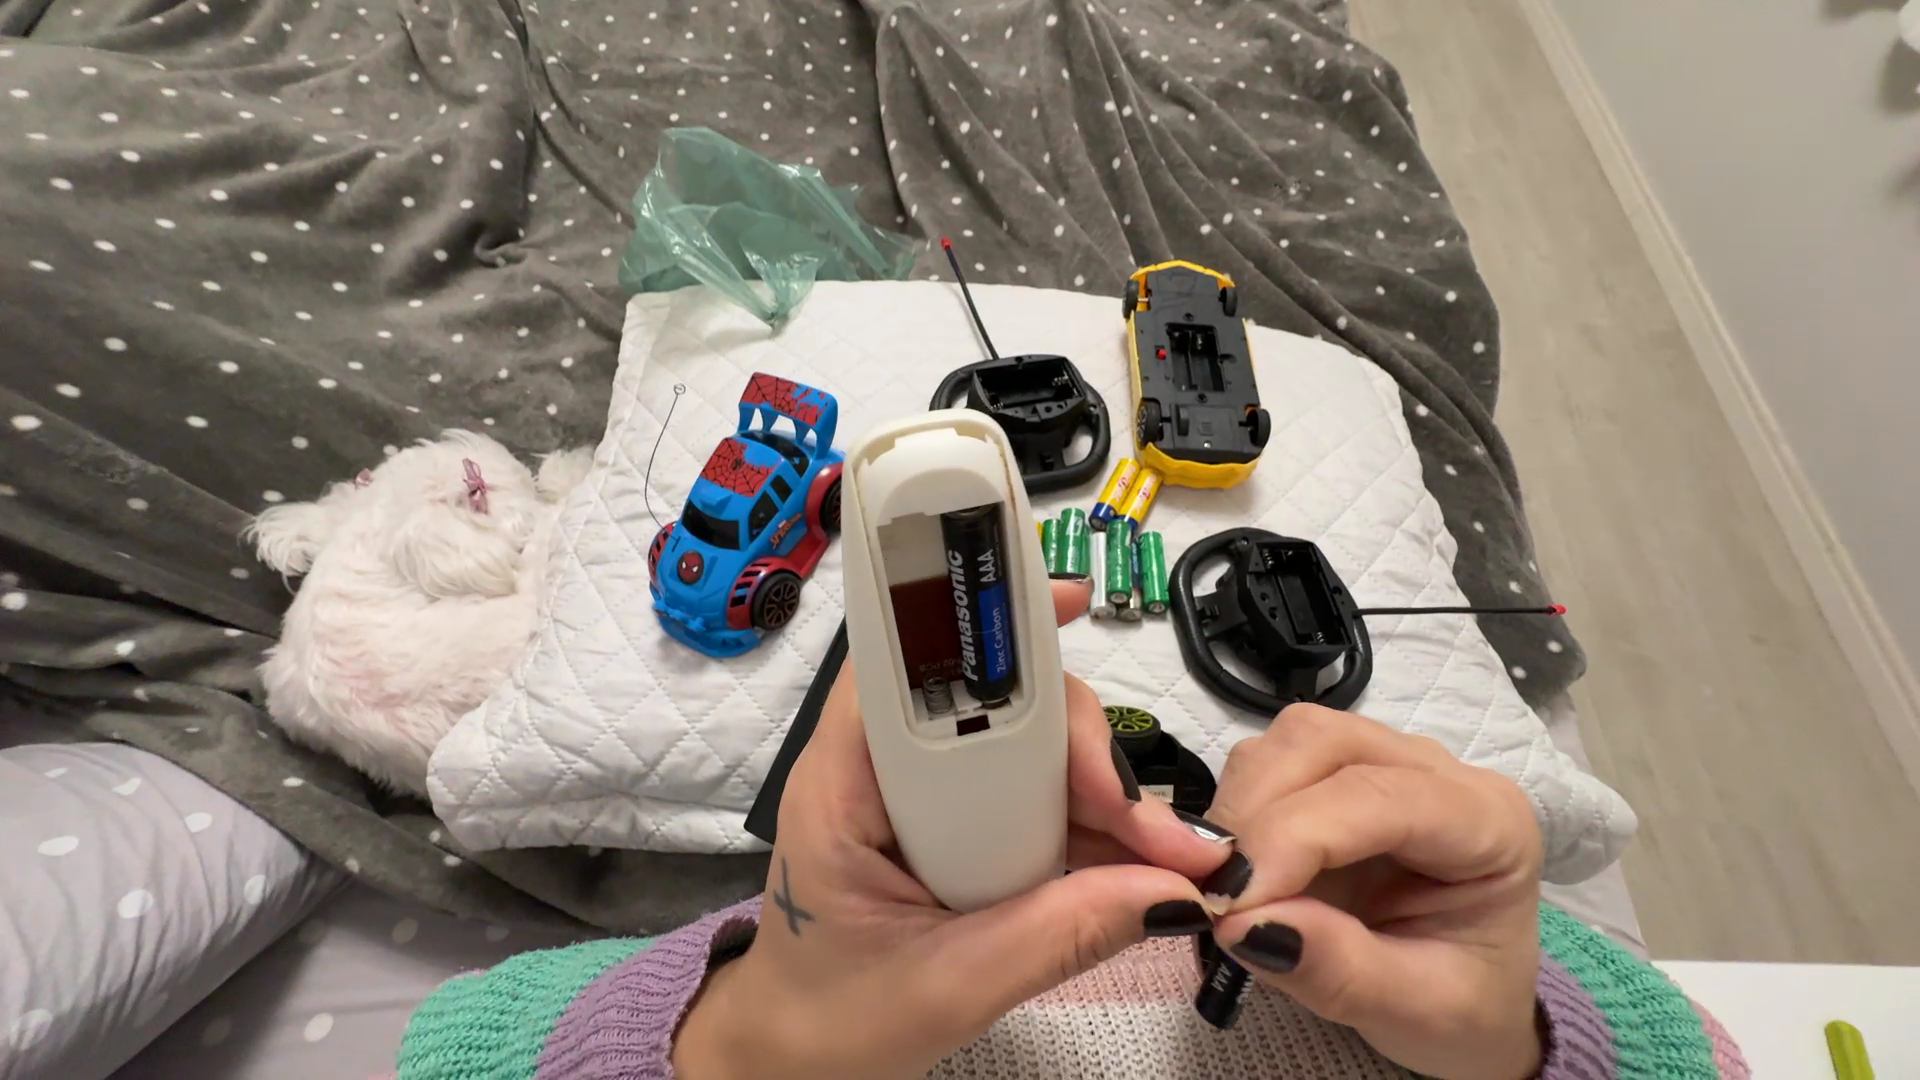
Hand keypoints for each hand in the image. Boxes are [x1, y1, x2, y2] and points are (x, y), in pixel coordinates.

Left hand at [675, 580, 1234, 1079]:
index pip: (903, 666)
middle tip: (1134, 810)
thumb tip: (1173, 889)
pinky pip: (1025, 790)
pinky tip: (1131, 845)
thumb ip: (1058, 936)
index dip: (976, 623)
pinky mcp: (952, 814)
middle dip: (1071, 738)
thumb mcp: (950, 986)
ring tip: (1155, 841)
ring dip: (1091, 781)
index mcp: (845, 784)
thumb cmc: (839, 1016)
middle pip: (985, 699)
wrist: (796, 1050)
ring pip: (1018, 742)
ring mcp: (922, 788)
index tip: (1061, 601)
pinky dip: (1081, 813)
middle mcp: (882, 765)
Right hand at [1202, 704, 1545, 1079]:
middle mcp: (1431, 768)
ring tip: (1232, 880)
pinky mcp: (1330, 764)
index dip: (1293, 838)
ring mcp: (1377, 754)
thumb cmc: (1461, 1005)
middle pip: (1320, 743)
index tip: (1232, 900)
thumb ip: (1339, 970)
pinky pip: (1266, 757)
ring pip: (1286, 739)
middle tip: (1220, 890)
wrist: (1464, 999)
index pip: (1376, 797)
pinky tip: (1243, 860)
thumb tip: (1239, 922)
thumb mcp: (1420, 1013)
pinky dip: (1238, 804)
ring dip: (1241, 803)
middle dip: (1257, 811)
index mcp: (1486, 822)